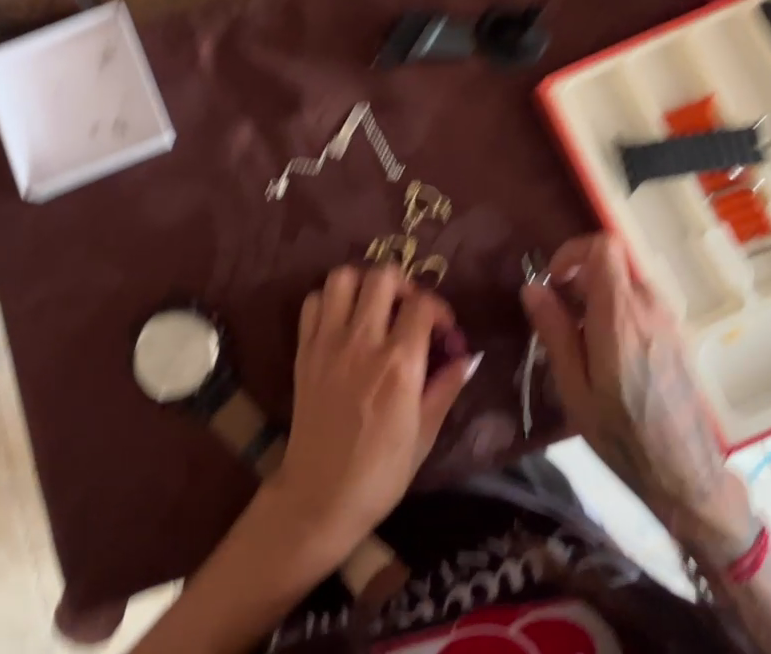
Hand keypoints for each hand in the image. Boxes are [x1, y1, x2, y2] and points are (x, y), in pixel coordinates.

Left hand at [270, 264, 480, 556]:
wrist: (321, 494)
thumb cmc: (381, 472)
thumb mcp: (425, 434)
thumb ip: (446, 387)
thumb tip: (467, 357)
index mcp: (400, 364)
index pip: (423, 305)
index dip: (440, 309)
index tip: (444, 331)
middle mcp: (363, 342)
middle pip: (383, 276)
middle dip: (404, 286)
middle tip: (408, 311)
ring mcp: (328, 343)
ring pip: (343, 278)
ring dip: (364, 285)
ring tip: (374, 308)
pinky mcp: (304, 350)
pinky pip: (313, 303)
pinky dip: (330, 302)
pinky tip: (343, 323)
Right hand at [521, 234, 754, 561]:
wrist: (683, 472)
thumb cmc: (620, 433)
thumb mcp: (573, 387)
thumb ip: (554, 331)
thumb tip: (533, 288)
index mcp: (621, 316)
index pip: (605, 246)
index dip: (573, 252)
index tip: (552, 282)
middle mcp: (650, 308)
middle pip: (613, 263)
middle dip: (580, 278)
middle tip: (558, 315)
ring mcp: (669, 321)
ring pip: (627, 283)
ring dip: (597, 295)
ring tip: (578, 338)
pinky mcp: (676, 337)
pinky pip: (641, 304)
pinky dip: (616, 311)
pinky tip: (604, 352)